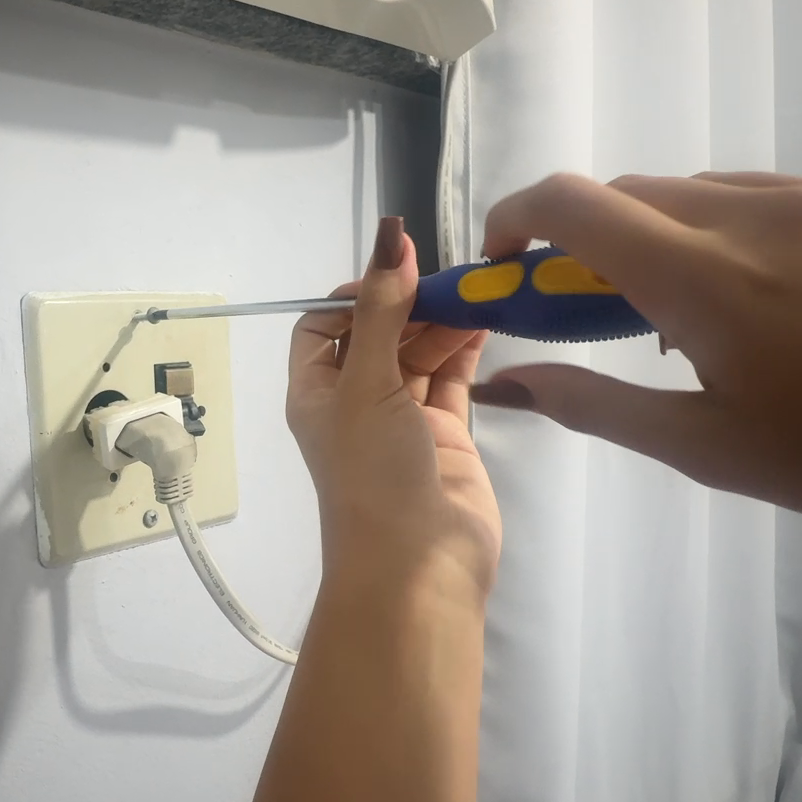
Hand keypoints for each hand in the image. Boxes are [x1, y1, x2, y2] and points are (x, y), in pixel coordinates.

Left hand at [286, 217, 500, 602]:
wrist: (417, 565)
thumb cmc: (372, 471)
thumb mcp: (366, 385)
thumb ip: (381, 312)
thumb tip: (389, 236)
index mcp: (315, 390)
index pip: (321, 326)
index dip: (350, 296)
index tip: (391, 272)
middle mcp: (352, 400)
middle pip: (375, 334)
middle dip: (406, 303)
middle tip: (448, 272)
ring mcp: (399, 418)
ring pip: (417, 354)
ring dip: (440, 322)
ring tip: (477, 288)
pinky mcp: (442, 434)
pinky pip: (450, 380)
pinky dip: (465, 349)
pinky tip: (486, 318)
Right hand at [471, 171, 801, 580]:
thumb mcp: (714, 451)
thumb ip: (593, 404)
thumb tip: (508, 384)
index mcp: (707, 276)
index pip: (570, 203)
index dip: (516, 217)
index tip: (507, 260)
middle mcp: (770, 210)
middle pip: (637, 192)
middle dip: (593, 240)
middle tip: (608, 309)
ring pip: (722, 193)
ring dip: (680, 239)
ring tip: (726, 318)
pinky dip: (770, 240)